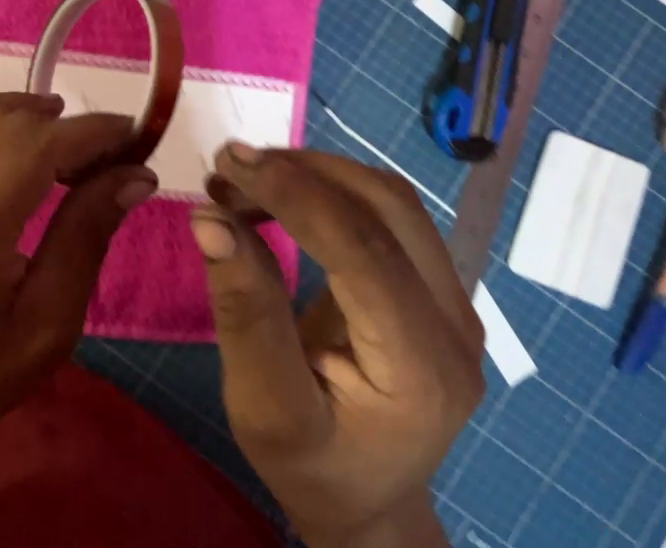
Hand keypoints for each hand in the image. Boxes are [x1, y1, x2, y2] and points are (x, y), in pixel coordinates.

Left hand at [0, 92, 158, 443]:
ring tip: (79, 153)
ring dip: (39, 121)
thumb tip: (134, 175)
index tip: (139, 139)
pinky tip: (27, 136)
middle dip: (74, 129)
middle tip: (117, 161)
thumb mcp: (48, 321)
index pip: (39, 146)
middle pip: (15, 125)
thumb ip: (85, 237)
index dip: (94, 132)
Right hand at [192, 146, 484, 547]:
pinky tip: (277, 199)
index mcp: (420, 366)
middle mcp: (455, 323)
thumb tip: (210, 219)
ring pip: (391, 202)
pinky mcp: (433, 291)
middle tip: (228, 164)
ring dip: (314, 175)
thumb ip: (244, 313)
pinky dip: (327, 193)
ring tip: (242, 180)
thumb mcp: (263, 406)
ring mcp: (453, 304)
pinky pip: (386, 219)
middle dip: (304, 171)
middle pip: (389, 208)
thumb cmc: (311, 467)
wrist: (367, 503)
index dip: (295, 194)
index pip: (362, 249)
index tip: (228, 161)